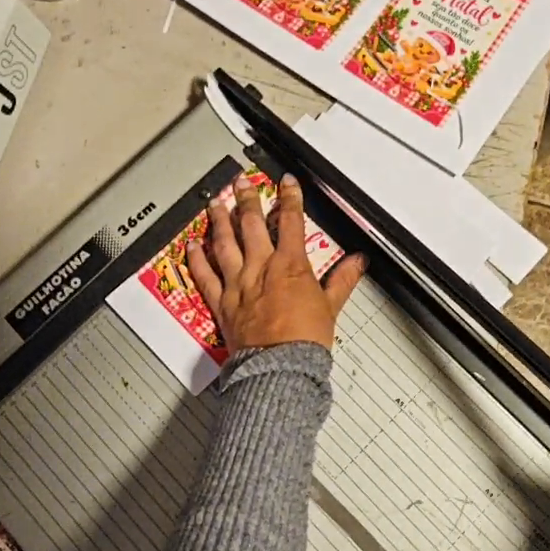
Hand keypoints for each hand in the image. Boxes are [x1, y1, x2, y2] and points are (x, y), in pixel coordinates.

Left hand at [187, 173, 364, 351]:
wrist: (279, 368)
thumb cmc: (305, 340)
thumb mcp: (331, 306)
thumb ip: (342, 280)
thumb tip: (358, 262)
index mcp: (290, 265)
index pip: (291, 221)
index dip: (290, 197)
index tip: (286, 182)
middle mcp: (261, 268)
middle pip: (251, 224)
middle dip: (247, 199)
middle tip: (241, 182)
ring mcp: (238, 283)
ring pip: (225, 243)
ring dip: (219, 220)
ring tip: (214, 203)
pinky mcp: (222, 302)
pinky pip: (205, 275)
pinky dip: (197, 258)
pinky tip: (192, 245)